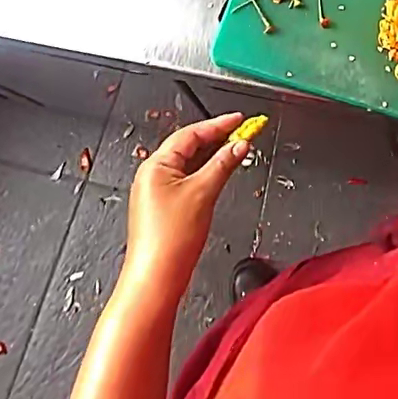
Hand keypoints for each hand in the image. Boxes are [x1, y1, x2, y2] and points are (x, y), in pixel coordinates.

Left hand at [124, 112, 249, 290]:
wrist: (156, 279)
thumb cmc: (168, 240)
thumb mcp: (203, 192)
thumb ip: (223, 163)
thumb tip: (239, 145)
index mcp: (156, 165)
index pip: (191, 133)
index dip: (219, 124)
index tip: (240, 119)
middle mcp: (152, 174)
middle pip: (190, 145)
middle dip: (218, 137)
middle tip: (244, 131)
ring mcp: (157, 190)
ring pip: (191, 162)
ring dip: (214, 154)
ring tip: (238, 148)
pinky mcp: (165, 205)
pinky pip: (189, 177)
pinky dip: (207, 170)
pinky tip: (222, 170)